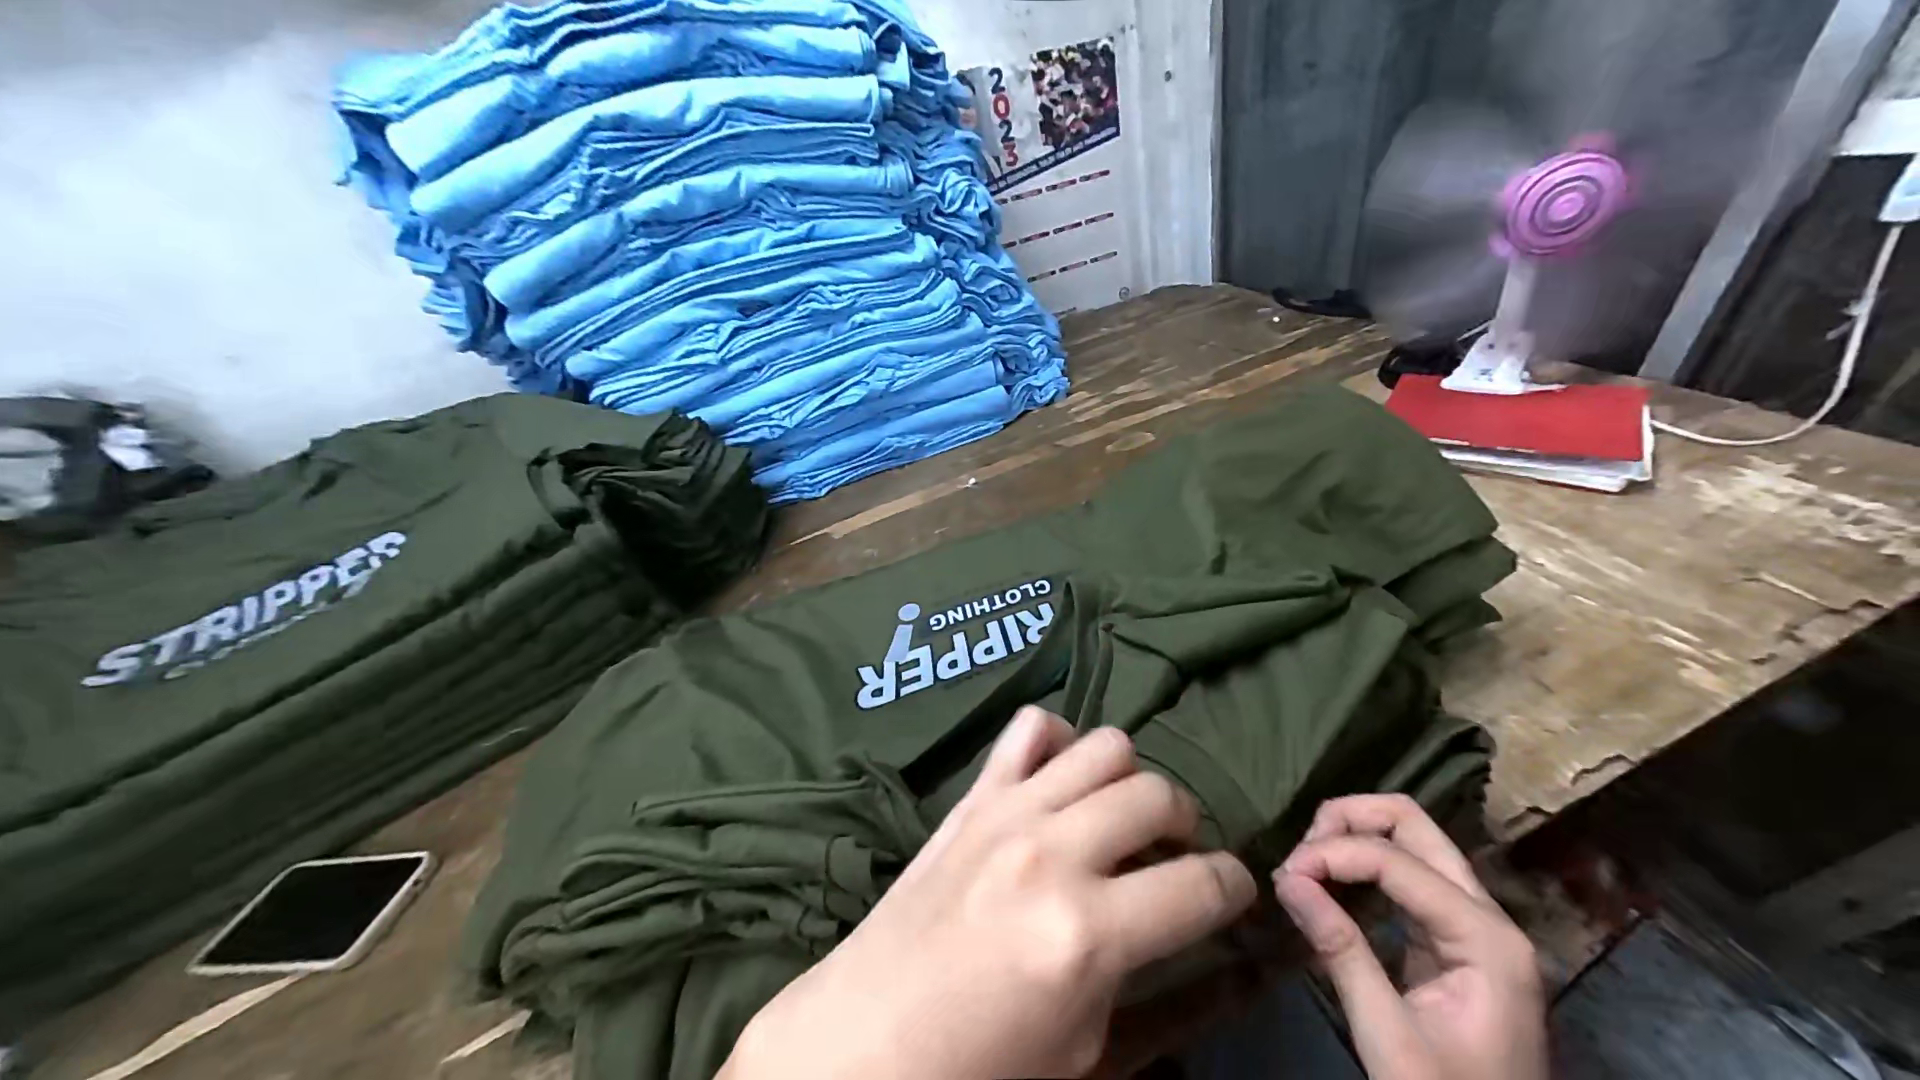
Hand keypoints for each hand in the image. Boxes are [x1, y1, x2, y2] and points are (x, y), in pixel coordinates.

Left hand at [720, 707, 1258, 1079]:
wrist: (864, 1039)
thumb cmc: (979, 1066)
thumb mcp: (1090, 1055)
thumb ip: (1170, 1002)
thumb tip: (1235, 961)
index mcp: (1085, 934)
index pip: (1204, 883)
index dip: (1234, 888)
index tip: (1231, 895)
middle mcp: (1051, 852)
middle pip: (1160, 794)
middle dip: (1188, 826)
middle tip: (1173, 861)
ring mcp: (1007, 810)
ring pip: (1106, 746)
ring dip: (1132, 781)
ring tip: (1122, 821)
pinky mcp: (973, 794)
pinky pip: (1030, 726)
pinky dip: (1060, 741)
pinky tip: (1063, 781)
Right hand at [1273, 795, 1547, 1079]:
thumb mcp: (1388, 1037)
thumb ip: (1339, 949)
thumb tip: (1285, 879)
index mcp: (1486, 938)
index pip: (1395, 859)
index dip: (1331, 854)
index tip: (1283, 878)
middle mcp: (1489, 915)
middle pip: (1412, 823)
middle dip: (1347, 820)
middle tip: (1300, 852)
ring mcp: (1476, 923)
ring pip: (1410, 838)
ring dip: (1353, 834)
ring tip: (1308, 864)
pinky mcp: (1455, 936)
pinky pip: (1406, 870)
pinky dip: (1363, 861)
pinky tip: (1330, 880)